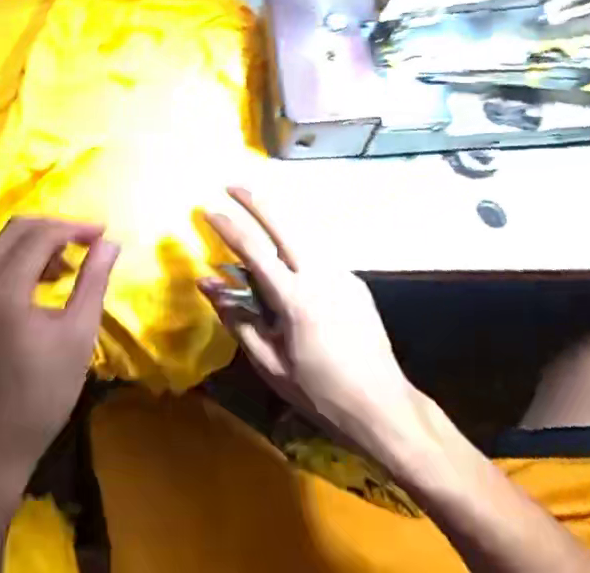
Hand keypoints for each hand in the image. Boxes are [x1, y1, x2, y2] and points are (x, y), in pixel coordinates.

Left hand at [0, 218, 119, 477]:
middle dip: (57, 227)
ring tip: (74, 263)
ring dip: (41, 242)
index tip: (105, 234)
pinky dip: (26, 259)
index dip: (75, 227)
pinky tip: (50, 280)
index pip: (41, 235)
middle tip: (91, 240)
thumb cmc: (42, 394)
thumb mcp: (78, 335)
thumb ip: (94, 281)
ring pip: (6, 244)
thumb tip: (110, 242)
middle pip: (18, 229)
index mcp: (4, 289)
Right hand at [200, 187, 429, 465]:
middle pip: (285, 225)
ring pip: (306, 233)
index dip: (229, 227)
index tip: (208, 208)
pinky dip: (299, 242)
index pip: (254, 251)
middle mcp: (320, 276)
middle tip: (233, 184)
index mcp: (295, 299)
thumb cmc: (318, 392)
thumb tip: (208, 284)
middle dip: (257, 200)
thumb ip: (237, 319)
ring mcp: (342, 275)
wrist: (381, 405)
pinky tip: (289, 250)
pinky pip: (321, 253)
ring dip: (280, 216)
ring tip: (257, 206)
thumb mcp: (270, 363)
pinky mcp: (355, 282)